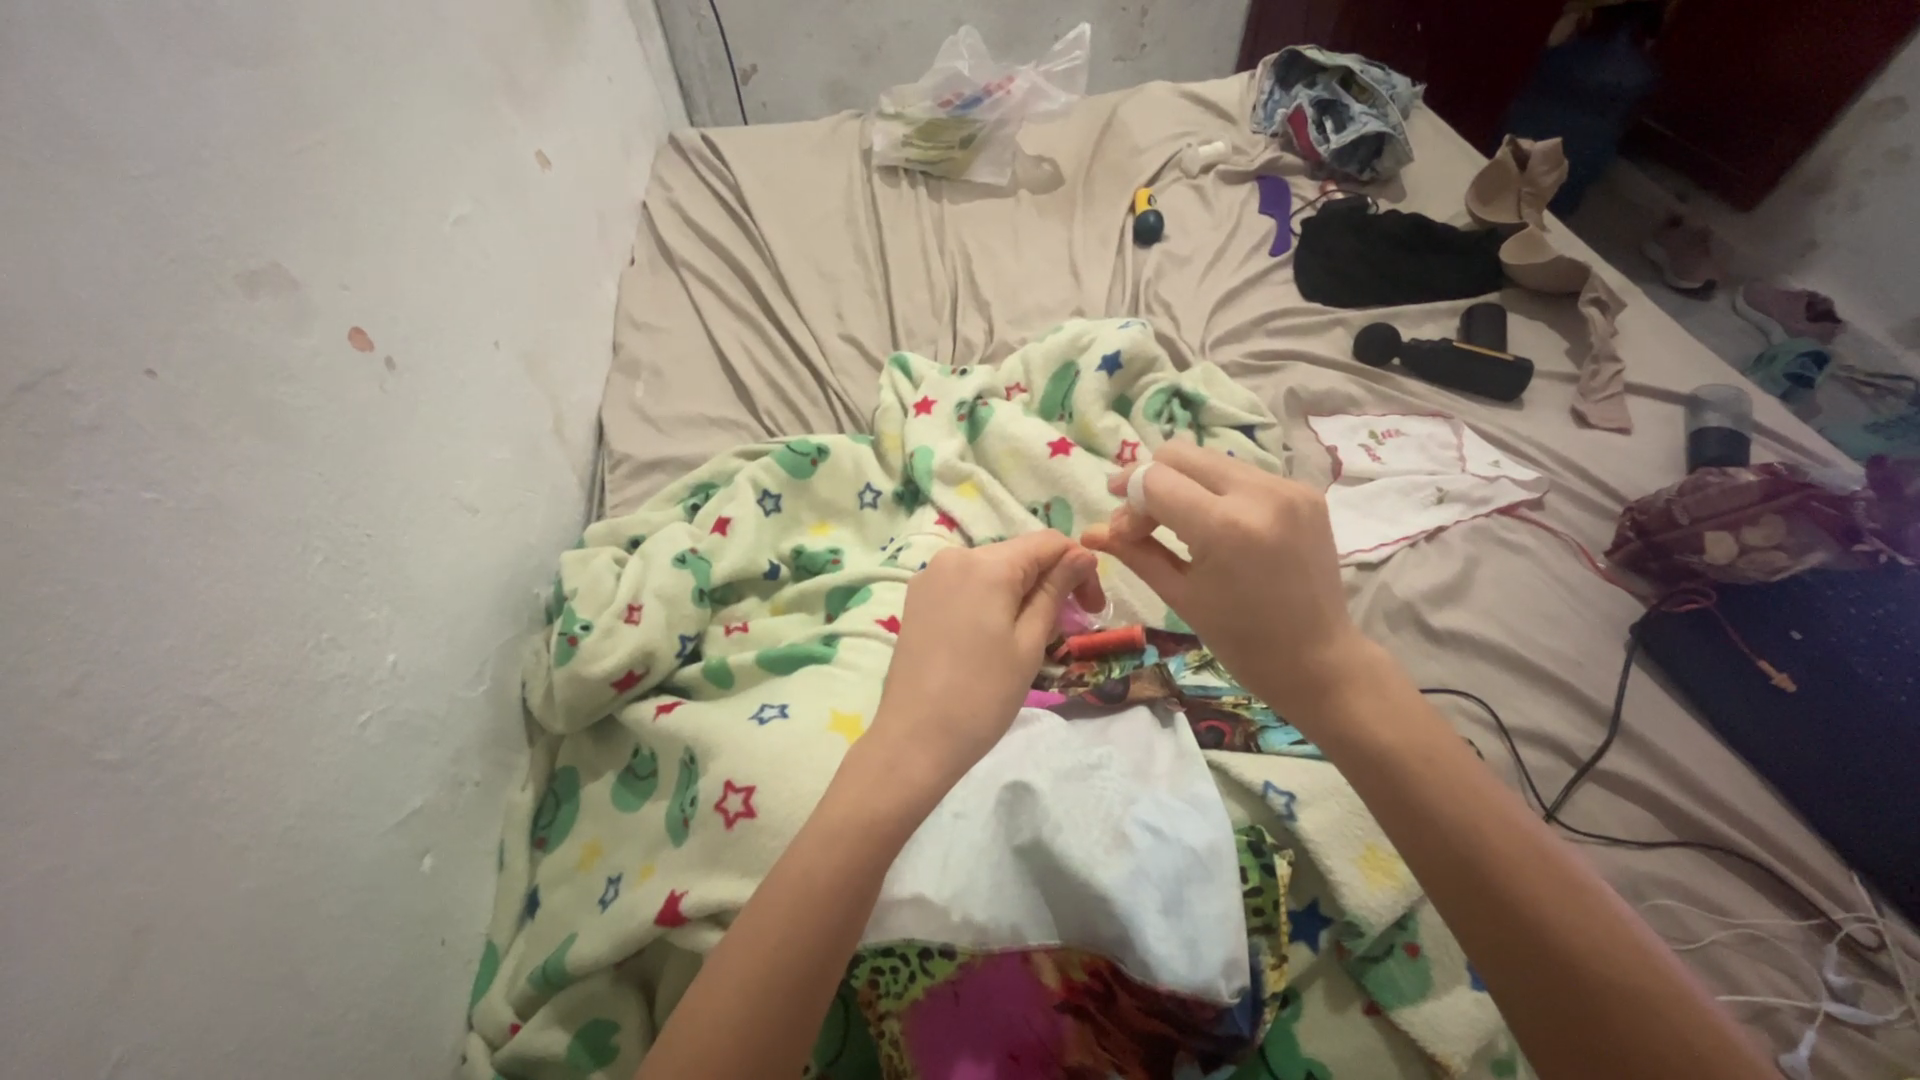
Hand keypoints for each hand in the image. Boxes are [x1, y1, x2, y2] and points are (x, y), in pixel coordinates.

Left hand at [867, 531, 1103, 789]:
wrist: (915, 739)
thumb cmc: (983, 694)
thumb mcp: (1030, 642)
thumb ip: (1055, 590)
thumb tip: (1081, 554)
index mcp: (987, 563)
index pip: (1048, 542)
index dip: (1079, 567)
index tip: (1093, 610)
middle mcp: (954, 556)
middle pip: (1018, 555)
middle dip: (1049, 583)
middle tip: (1065, 632)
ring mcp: (929, 577)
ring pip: (992, 571)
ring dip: (1020, 594)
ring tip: (1031, 639)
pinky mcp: (917, 599)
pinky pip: (966, 586)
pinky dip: (990, 601)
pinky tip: (994, 638)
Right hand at [1082, 439, 1378, 727]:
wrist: (1318, 658)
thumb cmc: (1241, 640)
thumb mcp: (1179, 595)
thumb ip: (1135, 552)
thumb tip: (1090, 532)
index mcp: (1225, 527)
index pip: (1154, 480)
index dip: (1127, 496)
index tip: (1120, 527)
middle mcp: (1260, 494)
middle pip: (1180, 455)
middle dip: (1150, 482)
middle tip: (1139, 519)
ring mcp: (1287, 488)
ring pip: (1210, 460)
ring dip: (1183, 484)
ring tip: (1177, 524)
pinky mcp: (1304, 491)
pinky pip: (1242, 474)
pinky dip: (1217, 491)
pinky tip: (1215, 526)